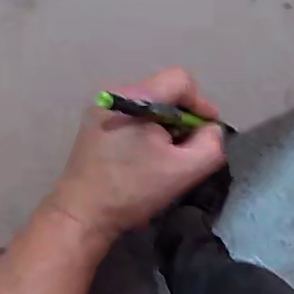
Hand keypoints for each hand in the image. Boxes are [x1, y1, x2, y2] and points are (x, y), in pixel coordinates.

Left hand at [42, 68, 226, 240]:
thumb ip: (211, 144)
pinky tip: (143, 158)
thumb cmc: (133, 189)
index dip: (201, 104)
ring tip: (164, 157)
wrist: (82, 213)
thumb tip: (210, 128)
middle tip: (186, 149)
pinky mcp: (93, 125)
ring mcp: (100, 108)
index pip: (181, 80)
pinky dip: (145, 132)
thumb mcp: (184, 170)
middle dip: (182, 118)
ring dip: (164, 127)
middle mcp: (115, 93)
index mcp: (136, 97)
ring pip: (148, 106)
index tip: (206, 133)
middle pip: (163, 92)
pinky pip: (131, 117)